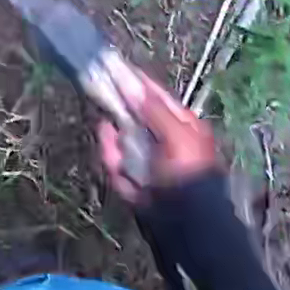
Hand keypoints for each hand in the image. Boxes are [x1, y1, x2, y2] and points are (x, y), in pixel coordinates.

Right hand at [95, 65, 218, 203]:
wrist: (188, 223)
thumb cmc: (188, 172)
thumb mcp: (177, 136)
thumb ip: (153, 110)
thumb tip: (131, 85)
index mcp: (179, 123)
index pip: (153, 95)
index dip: (134, 81)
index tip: (112, 66)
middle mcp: (159, 136)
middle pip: (130, 115)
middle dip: (117, 112)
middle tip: (101, 100)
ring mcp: (143, 157)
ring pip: (119, 137)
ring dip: (114, 140)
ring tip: (113, 141)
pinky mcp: (130, 176)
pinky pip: (115, 161)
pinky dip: (112, 159)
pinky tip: (114, 161)